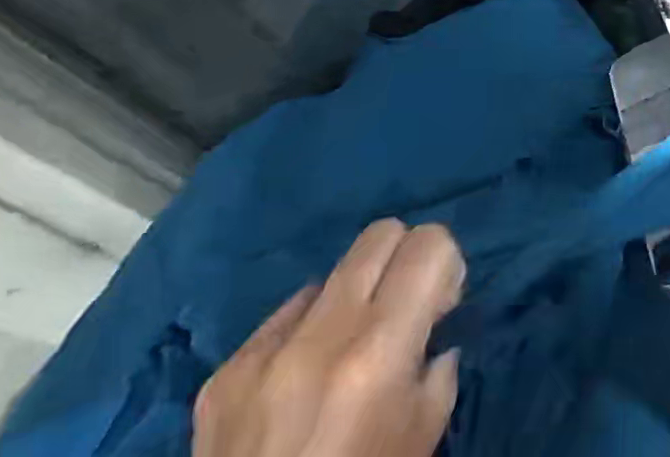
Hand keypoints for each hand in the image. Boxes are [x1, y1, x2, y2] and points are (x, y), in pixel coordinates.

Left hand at [193, 220, 463, 456]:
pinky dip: (307, 333)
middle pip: (379, 235)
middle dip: (403, 256)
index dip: (444, 261)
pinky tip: (303, 380)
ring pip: (331, 272)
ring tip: (349, 348)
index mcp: (380, 351)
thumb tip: (432, 326)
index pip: (428, 243)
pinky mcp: (224, 374)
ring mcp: (265, 351)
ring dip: (354, 297)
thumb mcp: (425, 434)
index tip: (442, 299)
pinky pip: (283, 319)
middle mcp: (321, 336)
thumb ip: (438, 365)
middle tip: (406, 303)